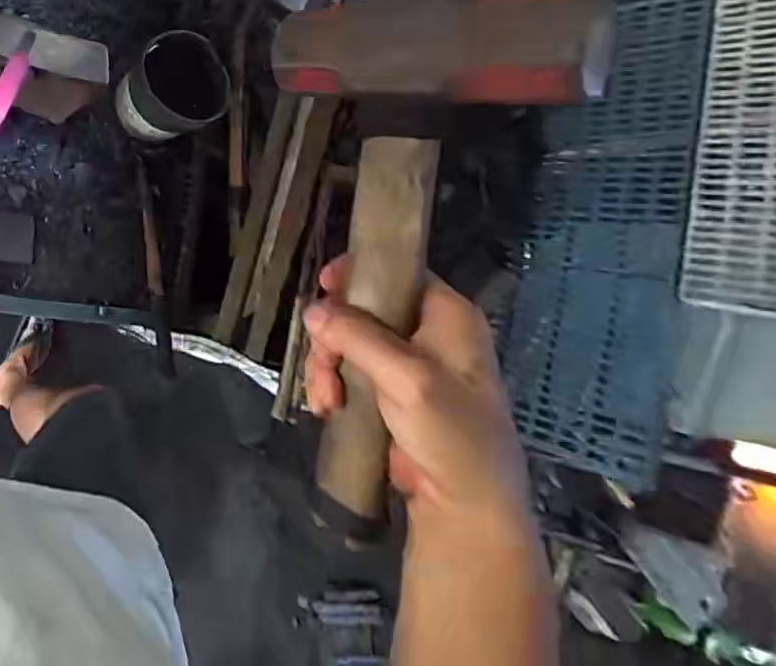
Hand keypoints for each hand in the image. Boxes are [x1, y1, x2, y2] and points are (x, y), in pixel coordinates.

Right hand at [302, 256, 530, 531]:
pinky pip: (343, 368)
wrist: (464, 504)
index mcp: (447, 316)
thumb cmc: (452, 433)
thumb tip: (312, 311)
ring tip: (327, 398)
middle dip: (331, 337)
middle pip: (358, 307)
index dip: (358, 273)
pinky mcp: (384, 389)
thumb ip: (356, 336)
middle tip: (324, 363)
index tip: (323, 286)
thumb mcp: (406, 378)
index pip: (398, 271)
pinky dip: (330, 384)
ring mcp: (403, 362)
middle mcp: (425, 332)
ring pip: (343, 339)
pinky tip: (329, 407)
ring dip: (325, 366)